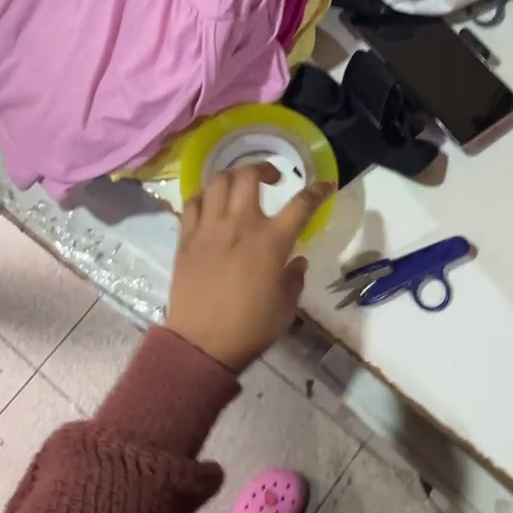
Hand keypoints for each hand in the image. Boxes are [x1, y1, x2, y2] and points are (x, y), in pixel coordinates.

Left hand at [166, 163, 332, 371]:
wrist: (201, 344)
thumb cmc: (250, 328)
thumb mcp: (286, 307)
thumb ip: (294, 278)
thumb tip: (296, 261)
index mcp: (271, 242)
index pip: (301, 204)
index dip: (317, 191)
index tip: (325, 186)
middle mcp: (240, 225)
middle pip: (249, 175)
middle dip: (265, 168)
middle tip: (273, 180)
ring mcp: (209, 228)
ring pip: (217, 181)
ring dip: (232, 177)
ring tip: (239, 189)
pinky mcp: (186, 238)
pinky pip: (192, 203)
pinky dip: (204, 196)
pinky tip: (210, 205)